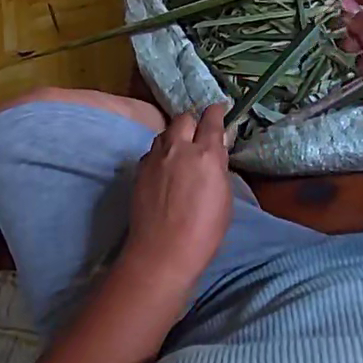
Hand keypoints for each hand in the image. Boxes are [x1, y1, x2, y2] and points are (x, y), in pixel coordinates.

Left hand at [123, 105, 232, 284]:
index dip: (216, 112)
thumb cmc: (204, 231)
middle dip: (193, 122)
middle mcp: (178, 149)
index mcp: (206, 154)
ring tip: (181, 152)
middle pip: (184, 119)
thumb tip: (215, 153)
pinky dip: (160, 154)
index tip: (219, 109)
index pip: (211, 120)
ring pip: (165, 133)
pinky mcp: (138, 172)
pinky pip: (152, 152)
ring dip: (175, 137)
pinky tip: (165, 169)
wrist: (162, 253)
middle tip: (199, 135)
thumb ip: (219, 168)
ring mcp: (155, 159)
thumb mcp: (224, 197)